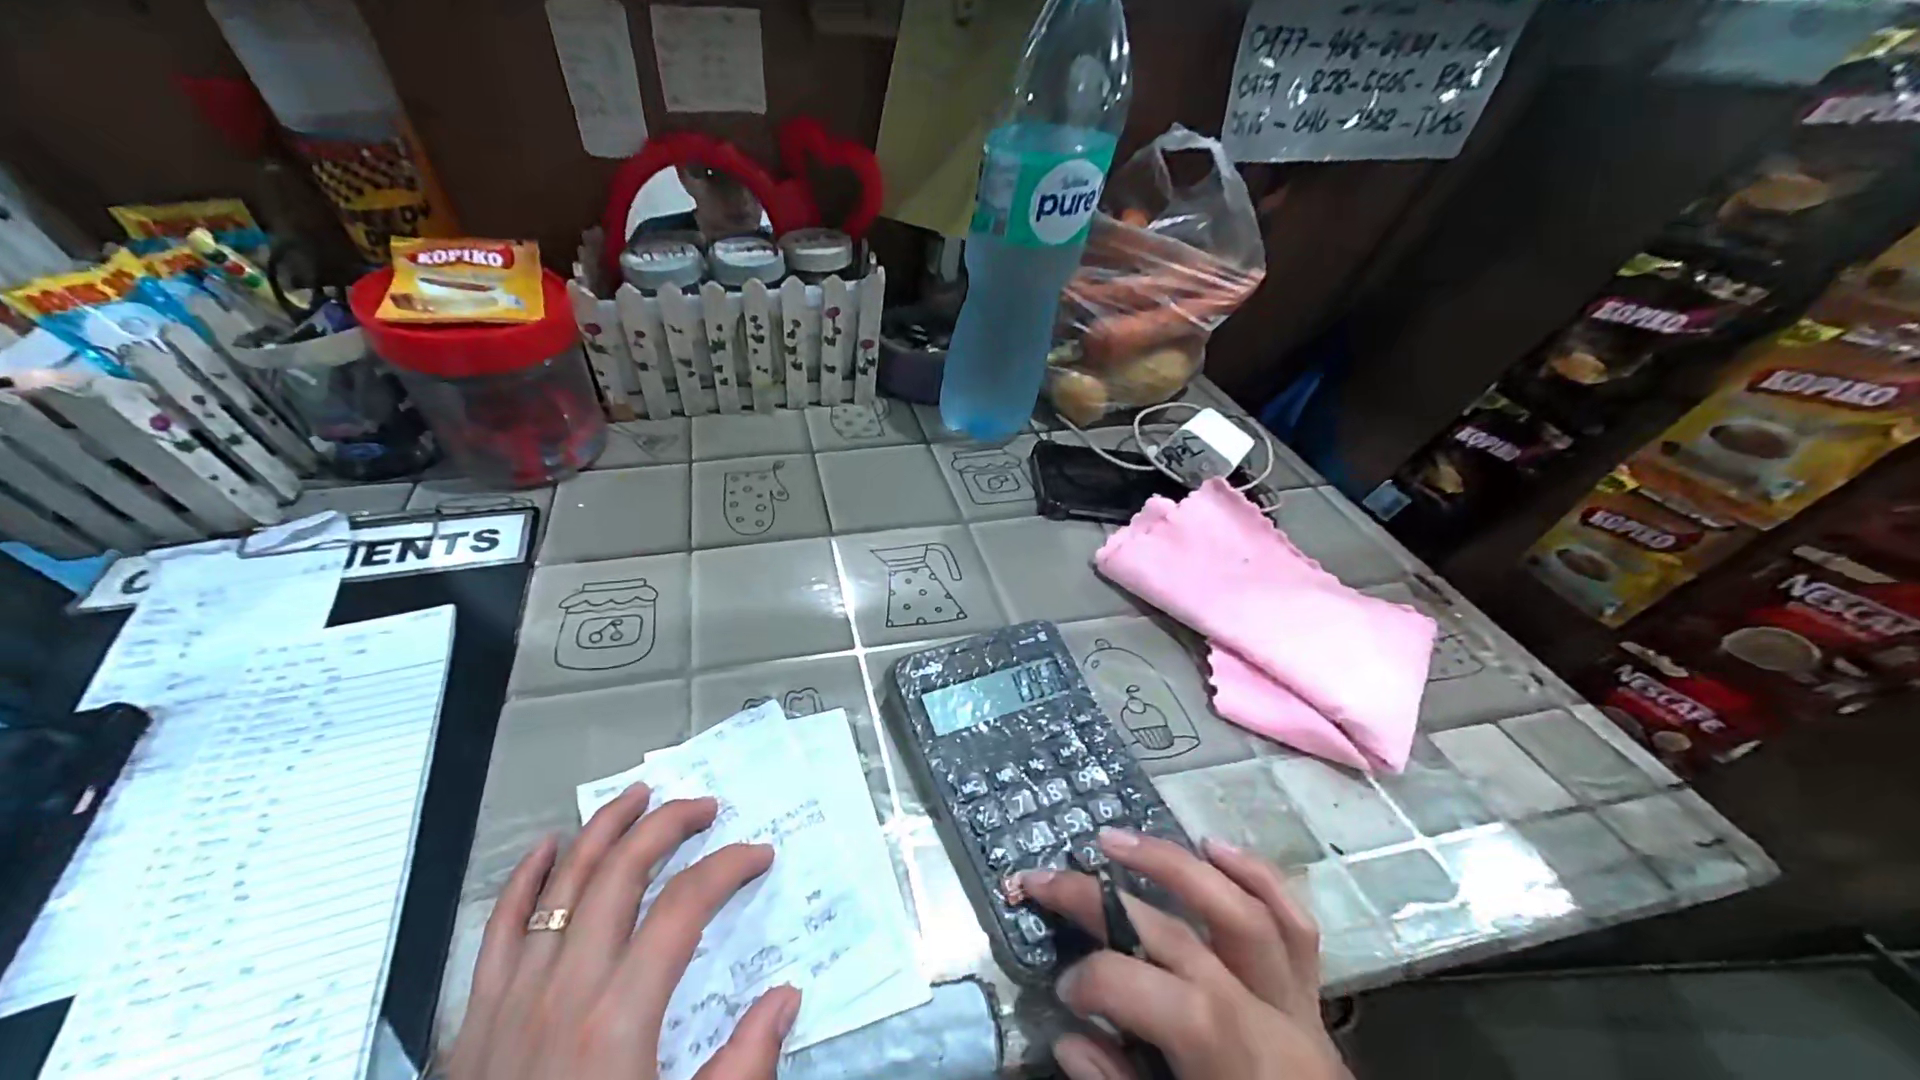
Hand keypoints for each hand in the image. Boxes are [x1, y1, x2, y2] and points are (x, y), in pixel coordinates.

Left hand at [447, 785, 800, 1079]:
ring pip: (560, 886)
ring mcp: (512, 999)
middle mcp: (564, 990)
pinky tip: (549, 846)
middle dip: (668, 826)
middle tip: (705, 805)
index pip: (684, 906)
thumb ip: (745, 1064)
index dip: (728, 868)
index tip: (759, 855)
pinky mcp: (475, 1019)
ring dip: (603, 831)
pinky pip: (497, 930)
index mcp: (620, 1017)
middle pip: (621, 875)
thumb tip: (787, 995)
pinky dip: (523, 880)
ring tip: (638, 795)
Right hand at [1016, 828, 1351, 1079]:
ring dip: (1174, 865)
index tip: (1062, 991)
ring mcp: (1297, 1003)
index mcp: (1233, 1063)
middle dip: (1102, 901)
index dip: (1096, 981)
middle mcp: (1268, 1020)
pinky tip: (1214, 845)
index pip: (1153, 995)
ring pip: (1240, 910)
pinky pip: (1294, 925)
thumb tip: (1070, 1039)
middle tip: (1048, 879)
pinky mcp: (1312, 997)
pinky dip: (1256, 877)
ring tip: (1118, 839)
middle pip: (1177, 936)